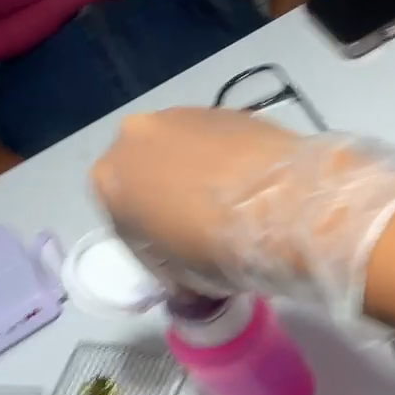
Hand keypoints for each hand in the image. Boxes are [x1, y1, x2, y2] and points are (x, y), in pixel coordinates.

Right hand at [92, 107, 303, 295]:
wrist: (285, 207)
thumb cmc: (222, 252)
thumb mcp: (188, 283)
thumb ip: (174, 275)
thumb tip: (187, 283)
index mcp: (108, 182)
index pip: (124, 227)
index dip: (154, 257)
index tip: (183, 276)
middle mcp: (133, 137)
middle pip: (148, 182)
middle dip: (171, 211)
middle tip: (206, 243)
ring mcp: (180, 116)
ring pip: (181, 159)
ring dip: (198, 184)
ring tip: (233, 217)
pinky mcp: (225, 110)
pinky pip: (217, 147)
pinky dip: (227, 167)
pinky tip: (253, 193)